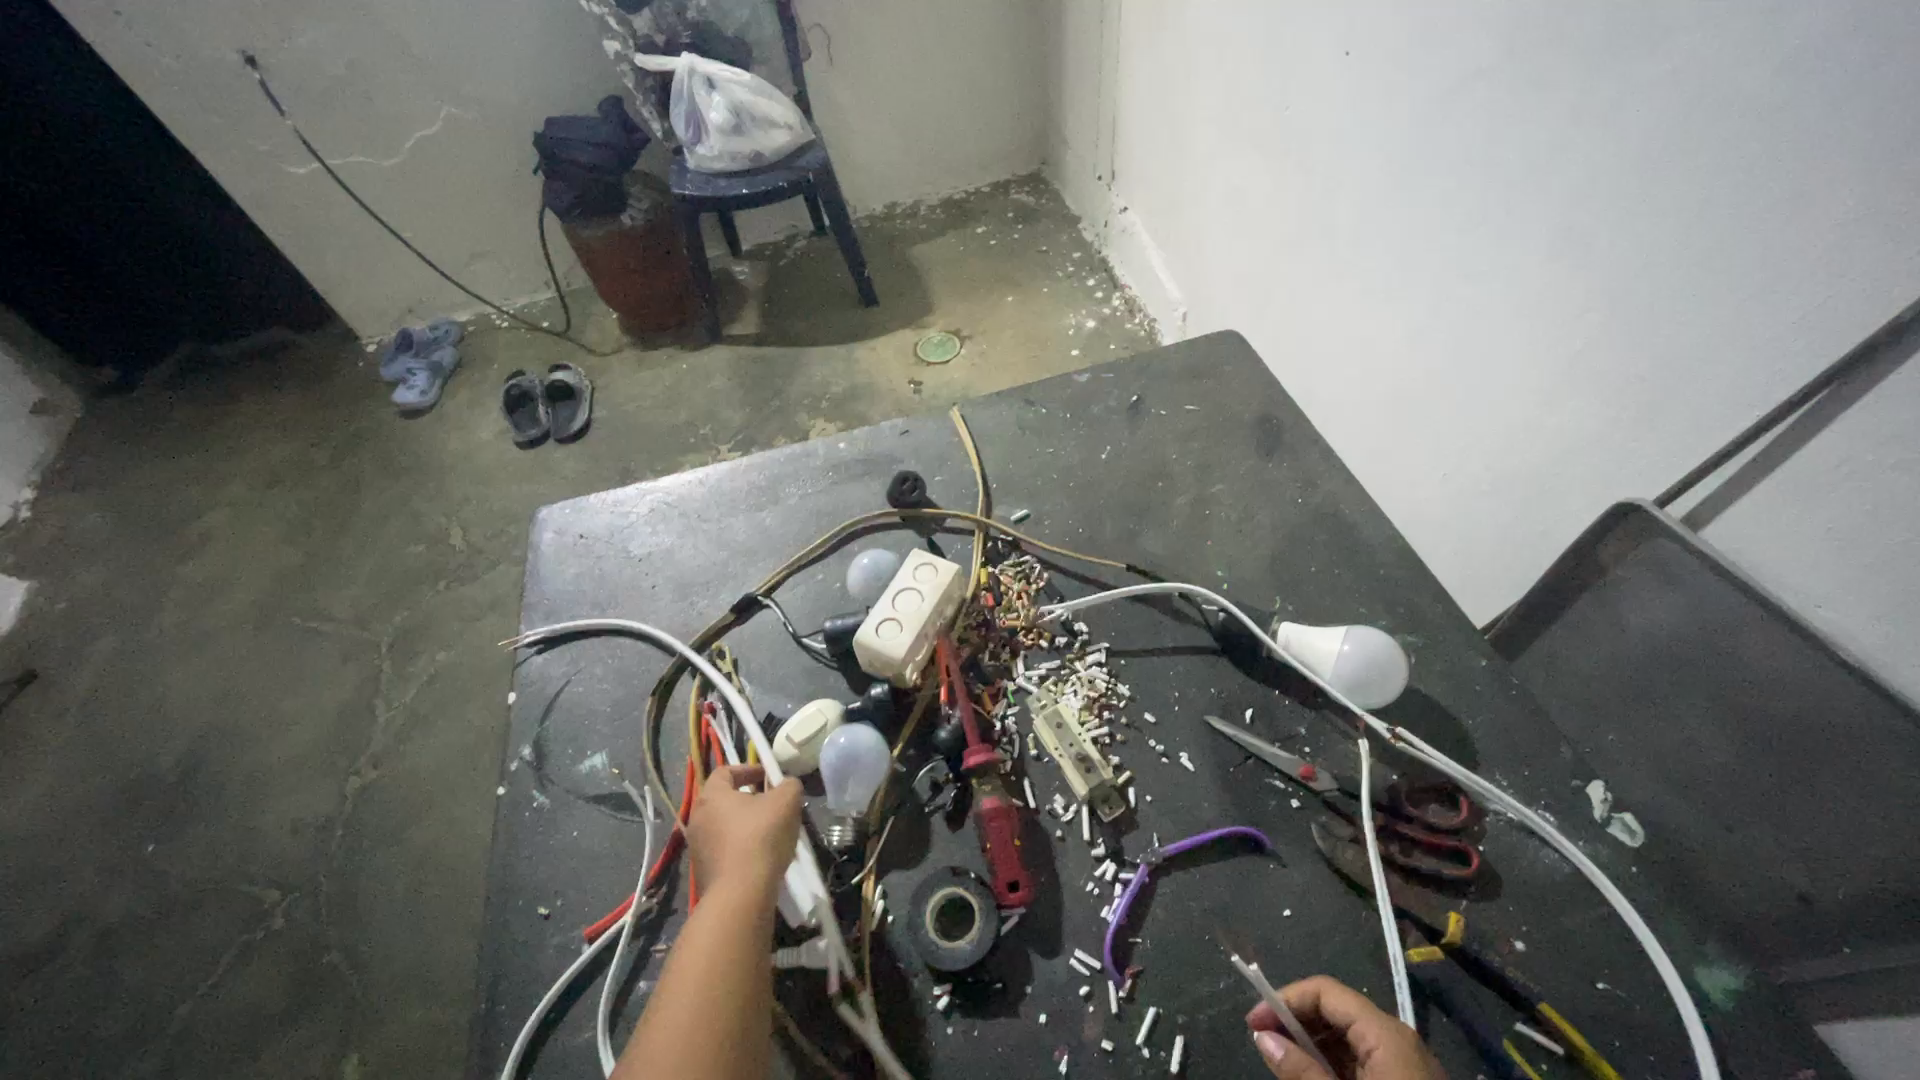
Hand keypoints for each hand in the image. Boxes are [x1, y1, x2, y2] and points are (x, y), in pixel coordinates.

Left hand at [686, 764, 804, 900]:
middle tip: (772, 804)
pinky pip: (725, 851)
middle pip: (724, 800)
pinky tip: (761, 858)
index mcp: (712, 796)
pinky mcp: (703, 872)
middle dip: (749, 799)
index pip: (725, 772)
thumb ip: (789, 785)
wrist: (740, 895)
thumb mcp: (786, 802)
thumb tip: (787, 785)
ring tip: (771, 833)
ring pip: (724, 827)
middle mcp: (697, 819)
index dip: (748, 769)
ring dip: (746, 825)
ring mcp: (697, 848)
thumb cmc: (760, 838)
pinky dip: (742, 848)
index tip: (768, 776)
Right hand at [1247, 975, 1446, 1079]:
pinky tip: (1313, 1078)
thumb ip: (1301, 1072)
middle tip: (1264, 1043)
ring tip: (1285, 1066)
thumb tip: (1261, 1036)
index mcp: (1385, 1033)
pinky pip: (1361, 1061)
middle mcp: (1396, 1038)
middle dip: (1296, 1022)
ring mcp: (1404, 1064)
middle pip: (1335, 1011)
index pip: (1325, 991)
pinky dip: (1332, 1064)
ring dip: (1311, 1045)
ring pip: (1347, 1037)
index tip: (1254, 1024)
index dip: (1285, 1000)